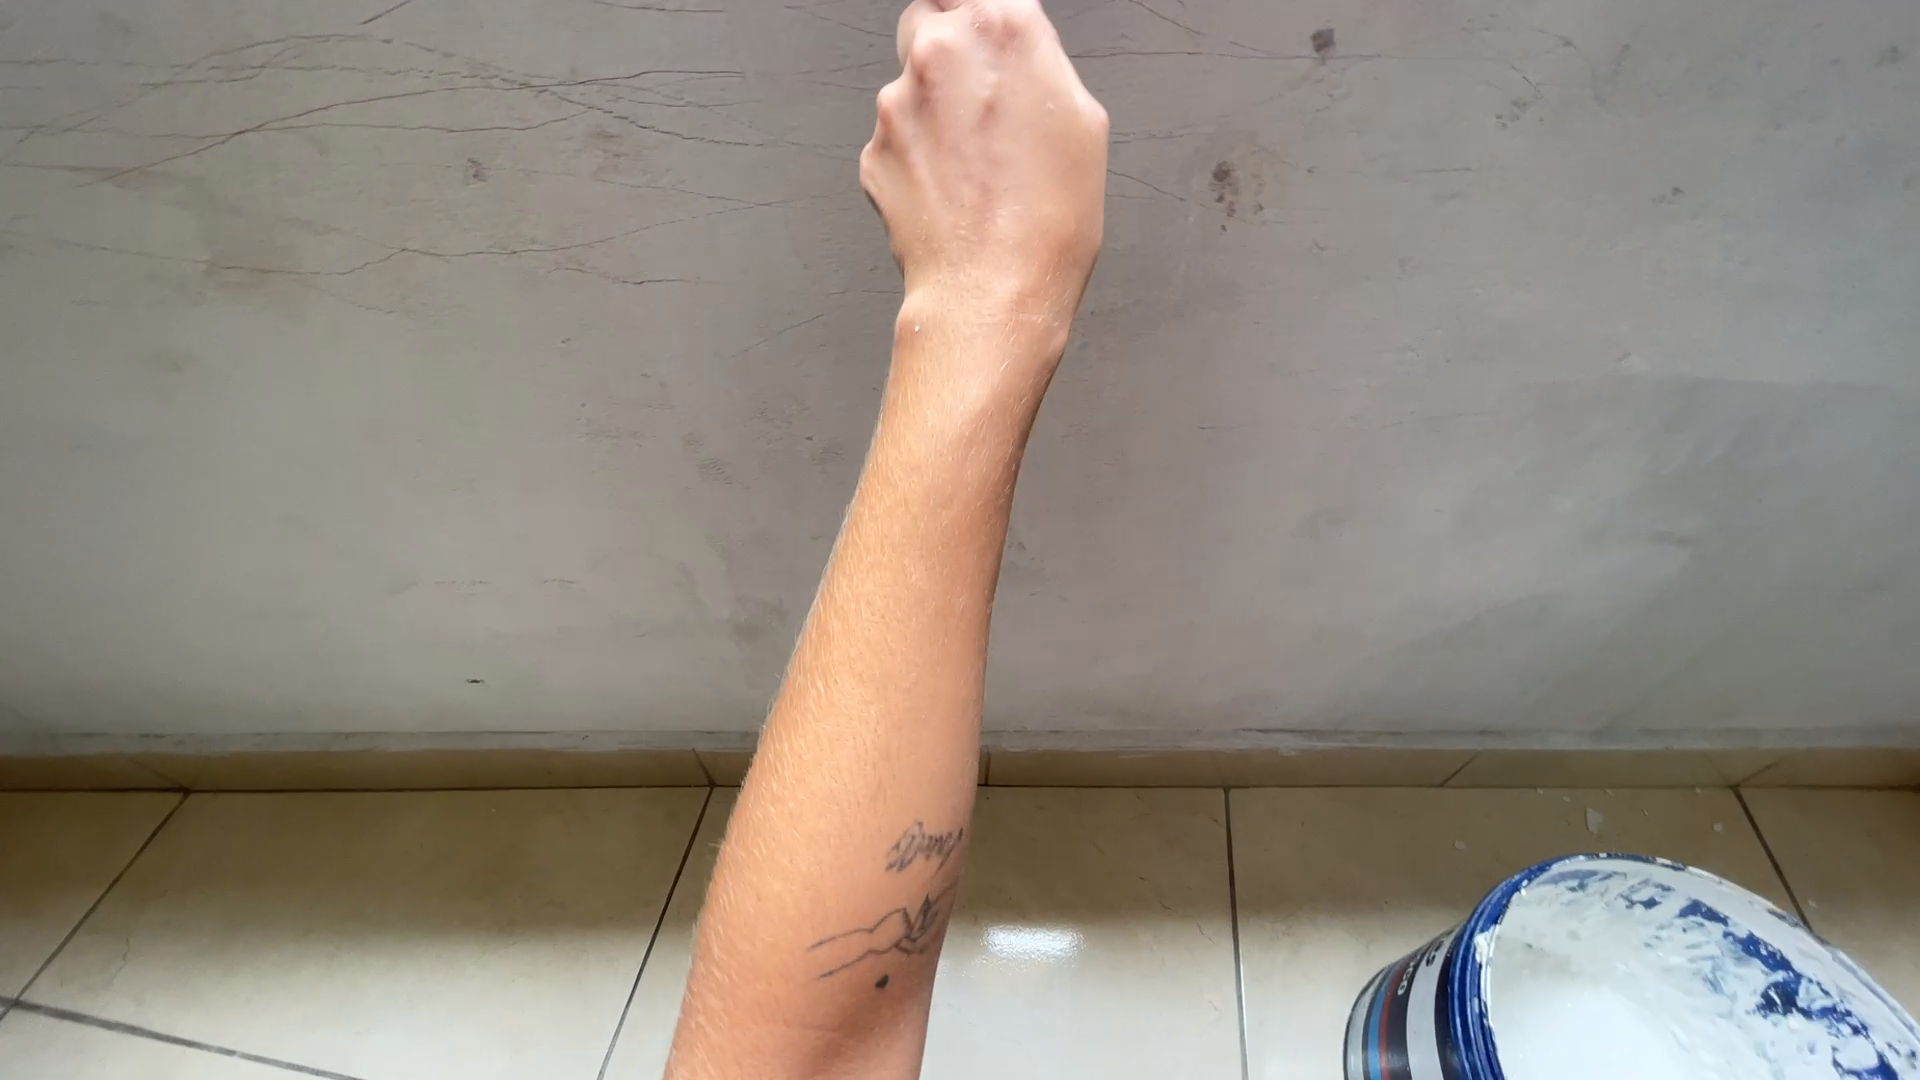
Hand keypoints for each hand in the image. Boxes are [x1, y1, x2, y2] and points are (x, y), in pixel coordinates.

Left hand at [862, 0, 1108, 365]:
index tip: (988, 52)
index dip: (983, 27)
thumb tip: (1021, 59)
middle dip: (950, 58)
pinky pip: (892, 143)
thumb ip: (1041, 68)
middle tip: (980, 112)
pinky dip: (913, 161)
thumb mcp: (1083, 126)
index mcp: (1003, 30)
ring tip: (969, 173)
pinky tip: (946, 196)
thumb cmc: (1047, 227)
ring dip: (931, 115)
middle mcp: (941, 54)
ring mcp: (897, 106)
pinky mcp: (872, 155)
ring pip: (907, 87)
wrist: (992, 296)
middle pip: (931, 24)